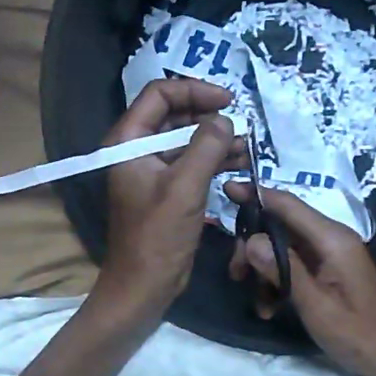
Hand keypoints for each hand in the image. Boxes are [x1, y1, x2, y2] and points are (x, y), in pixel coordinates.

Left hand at [94, 79, 243, 316]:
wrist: (144, 285)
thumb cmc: (157, 235)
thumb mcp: (185, 187)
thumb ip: (205, 147)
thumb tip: (225, 119)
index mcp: (128, 141)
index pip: (159, 95)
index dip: (193, 90)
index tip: (227, 100)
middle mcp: (137, 149)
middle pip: (174, 114)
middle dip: (209, 116)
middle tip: (241, 124)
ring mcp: (153, 169)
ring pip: (187, 138)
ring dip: (216, 139)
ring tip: (247, 145)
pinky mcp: (168, 188)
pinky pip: (192, 162)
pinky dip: (214, 159)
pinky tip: (241, 160)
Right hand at [224, 181, 375, 375]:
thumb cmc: (358, 335)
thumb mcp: (316, 306)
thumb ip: (283, 270)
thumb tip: (251, 239)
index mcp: (333, 239)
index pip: (288, 204)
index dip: (256, 194)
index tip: (226, 188)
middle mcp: (331, 239)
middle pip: (280, 225)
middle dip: (253, 246)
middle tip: (236, 273)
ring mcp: (330, 255)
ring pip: (282, 247)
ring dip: (263, 270)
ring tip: (258, 302)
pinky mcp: (328, 270)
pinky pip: (293, 264)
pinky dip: (277, 281)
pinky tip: (271, 307)